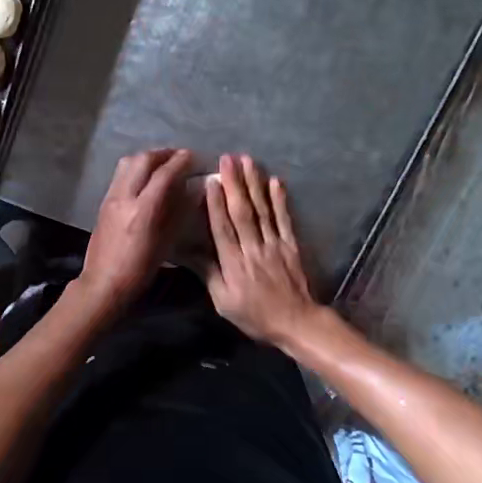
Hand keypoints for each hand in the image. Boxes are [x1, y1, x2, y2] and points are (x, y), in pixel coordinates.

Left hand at [75, 149, 194, 309]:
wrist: (104, 283)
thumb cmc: (140, 270)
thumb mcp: (166, 243)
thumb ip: (178, 213)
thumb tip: (192, 190)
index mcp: (143, 210)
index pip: (164, 174)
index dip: (182, 161)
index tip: (195, 158)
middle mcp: (125, 197)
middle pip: (143, 160)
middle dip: (164, 154)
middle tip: (180, 158)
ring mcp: (111, 197)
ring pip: (128, 162)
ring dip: (148, 158)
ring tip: (164, 165)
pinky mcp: (103, 201)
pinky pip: (121, 174)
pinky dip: (137, 168)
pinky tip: (147, 179)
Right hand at [202, 154, 322, 347]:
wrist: (296, 323)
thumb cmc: (254, 316)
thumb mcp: (223, 301)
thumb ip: (207, 272)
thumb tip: (185, 251)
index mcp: (234, 264)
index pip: (222, 229)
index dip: (216, 204)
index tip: (210, 181)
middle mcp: (254, 249)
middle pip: (242, 213)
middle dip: (235, 184)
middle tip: (228, 159)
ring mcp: (275, 245)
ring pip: (262, 210)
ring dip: (254, 184)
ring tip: (247, 161)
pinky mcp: (291, 245)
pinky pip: (284, 219)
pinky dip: (280, 200)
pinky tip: (274, 181)